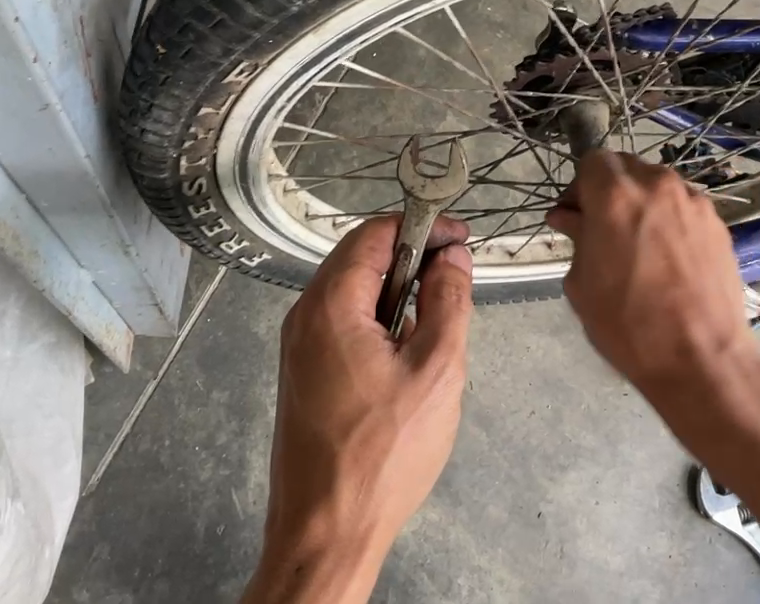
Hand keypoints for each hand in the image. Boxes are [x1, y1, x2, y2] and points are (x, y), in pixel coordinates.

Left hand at [244, 214, 472, 603]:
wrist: (325, 533)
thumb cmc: (384, 452)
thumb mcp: (436, 369)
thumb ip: (448, 301)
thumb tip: (453, 258)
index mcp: (330, 305)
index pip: (374, 234)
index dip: (422, 227)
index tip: (461, 240)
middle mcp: (305, 316)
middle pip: (359, 257)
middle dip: (411, 256)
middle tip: (455, 275)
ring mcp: (299, 346)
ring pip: (352, 291)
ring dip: (396, 289)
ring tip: (437, 314)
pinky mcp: (304, 373)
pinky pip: (343, 322)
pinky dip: (378, 317)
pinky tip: (407, 349)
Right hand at [545, 152, 759, 399]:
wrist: (702, 358)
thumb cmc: (628, 324)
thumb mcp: (582, 283)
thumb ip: (576, 238)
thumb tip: (568, 217)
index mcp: (615, 194)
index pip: (592, 161)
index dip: (580, 187)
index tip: (577, 217)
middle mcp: (656, 185)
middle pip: (626, 167)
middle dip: (610, 189)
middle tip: (603, 228)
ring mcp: (693, 201)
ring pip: (658, 184)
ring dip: (642, 202)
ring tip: (638, 244)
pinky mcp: (717, 222)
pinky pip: (684, 206)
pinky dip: (670, 218)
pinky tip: (668, 257)